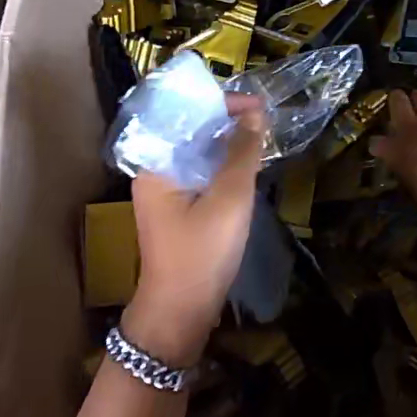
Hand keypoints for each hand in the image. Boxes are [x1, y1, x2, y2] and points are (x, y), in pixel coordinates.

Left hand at [123, 94, 265, 364]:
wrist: (180, 314)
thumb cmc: (201, 253)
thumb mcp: (229, 199)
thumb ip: (242, 153)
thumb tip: (255, 115)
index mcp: (156, 163)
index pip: (183, 114)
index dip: (219, 103)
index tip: (256, 104)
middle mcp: (155, 171)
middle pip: (188, 130)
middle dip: (223, 118)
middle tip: (261, 115)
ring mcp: (165, 191)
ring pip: (195, 151)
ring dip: (224, 140)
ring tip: (257, 131)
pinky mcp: (178, 208)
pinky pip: (199, 171)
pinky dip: (221, 162)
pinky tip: (244, 160)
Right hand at [370, 89, 416, 207]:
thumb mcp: (414, 188)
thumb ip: (409, 176)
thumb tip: (409, 174)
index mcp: (392, 149)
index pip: (376, 144)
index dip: (376, 145)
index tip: (378, 149)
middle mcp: (407, 129)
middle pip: (397, 102)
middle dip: (396, 99)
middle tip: (398, 99)